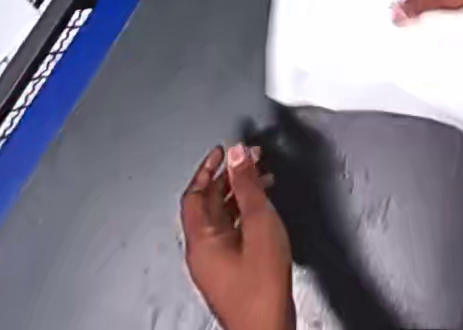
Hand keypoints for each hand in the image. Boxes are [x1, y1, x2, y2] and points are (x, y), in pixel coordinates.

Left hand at [183, 144, 290, 329]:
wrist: (267, 326)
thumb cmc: (261, 279)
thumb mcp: (258, 222)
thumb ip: (248, 185)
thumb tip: (237, 154)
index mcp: (202, 240)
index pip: (195, 195)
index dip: (207, 169)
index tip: (222, 150)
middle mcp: (203, 250)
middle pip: (209, 204)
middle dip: (229, 177)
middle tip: (250, 157)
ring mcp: (216, 261)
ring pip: (222, 215)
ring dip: (240, 191)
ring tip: (262, 175)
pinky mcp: (231, 268)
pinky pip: (232, 228)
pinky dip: (245, 209)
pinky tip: (264, 204)